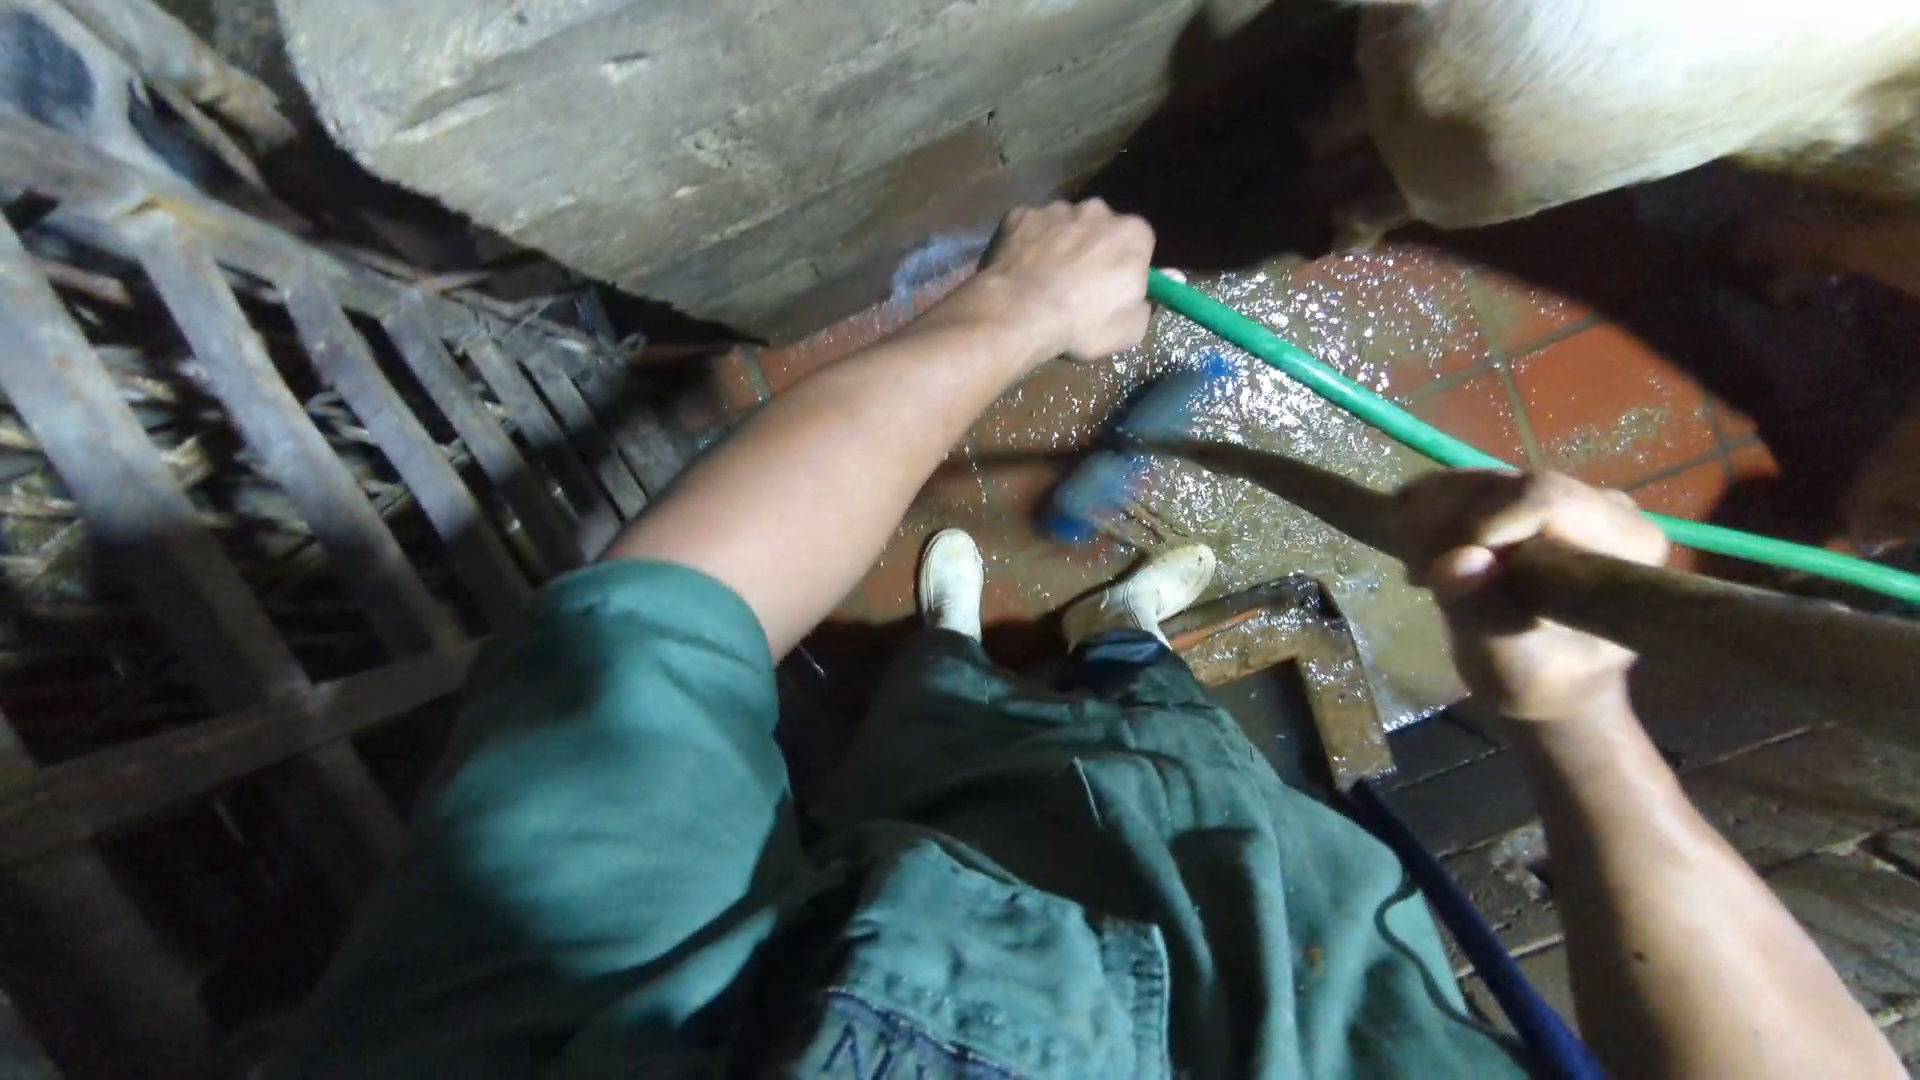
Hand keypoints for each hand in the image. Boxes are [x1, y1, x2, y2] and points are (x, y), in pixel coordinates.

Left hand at [964, 199, 1155, 362]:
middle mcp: (1096, 210)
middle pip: (1100, 228)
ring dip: (1060, 245)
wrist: (1020, 313)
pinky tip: (1021, 271)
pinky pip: (1030, 228)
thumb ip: (1150, 301)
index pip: (1138, 243)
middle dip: (1092, 250)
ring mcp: (1055, 209)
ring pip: (1064, 225)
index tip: (1112, 290)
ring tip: (1045, 281)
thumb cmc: (1082, 324)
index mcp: (1132, 233)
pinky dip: (1028, 244)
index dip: (1125, 267)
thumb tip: (1169, 277)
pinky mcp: (1019, 215)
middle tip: (1077, 287)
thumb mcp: (1129, 330)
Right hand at [1392, 471, 1669, 723]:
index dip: (1477, 525)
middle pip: (1506, 486)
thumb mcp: (1508, 665)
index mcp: (1627, 545)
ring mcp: (1568, 497)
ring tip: (1418, 569)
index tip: (1431, 576)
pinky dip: (1429, 508)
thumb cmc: (1538, 679)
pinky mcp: (1530, 498)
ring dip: (1430, 518)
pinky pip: (1469, 483)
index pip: (1543, 500)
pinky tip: (1417, 543)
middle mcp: (1609, 508)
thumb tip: (1453, 563)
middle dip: (1447, 526)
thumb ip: (1484, 615)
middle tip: (1418, 577)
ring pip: (1480, 481)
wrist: (1546, 679)